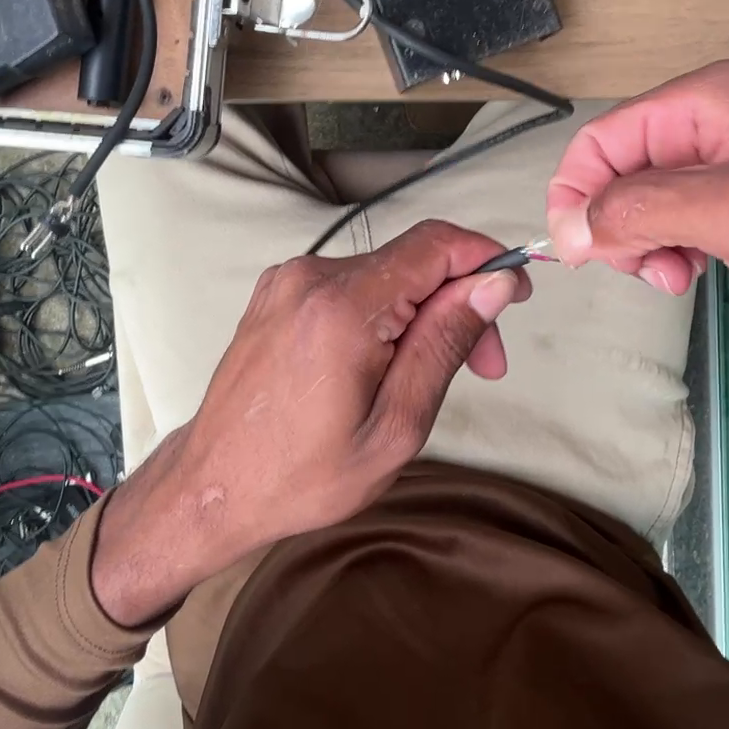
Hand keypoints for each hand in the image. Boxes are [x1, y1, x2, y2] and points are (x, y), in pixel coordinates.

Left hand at [91, 221, 530, 624]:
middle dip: (459, 302)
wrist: (212, 485)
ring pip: (385, 272)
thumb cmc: (303, 475)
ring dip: (421, 311)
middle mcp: (310, 276)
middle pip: (414, 259)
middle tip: (484, 367)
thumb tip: (492, 284)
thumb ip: (445, 344)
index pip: (436, 244)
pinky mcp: (277, 292)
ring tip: (426, 376)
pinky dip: (383, 311)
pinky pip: (351, 284)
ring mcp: (287, 279)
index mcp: (342, 306)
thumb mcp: (395, 426)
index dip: (487, 259)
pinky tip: (384, 362)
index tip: (516, 299)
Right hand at [545, 61, 728, 313]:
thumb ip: (644, 210)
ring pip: (651, 194)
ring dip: (648, 240)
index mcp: (706, 101)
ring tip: (680, 275)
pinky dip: (681, 242)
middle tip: (651, 272)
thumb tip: (573, 226)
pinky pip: (689, 209)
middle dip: (618, 225)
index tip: (585, 256)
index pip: (599, 142)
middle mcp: (715, 116)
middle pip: (621, 168)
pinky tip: (704, 266)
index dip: (576, 197)